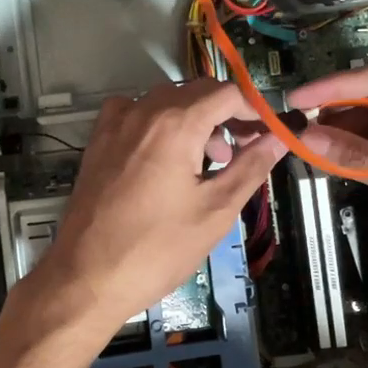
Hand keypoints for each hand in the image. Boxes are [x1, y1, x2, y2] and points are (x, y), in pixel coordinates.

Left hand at [27, 80, 285, 332]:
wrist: (87, 276)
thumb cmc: (156, 249)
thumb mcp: (215, 211)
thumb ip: (251, 166)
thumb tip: (280, 137)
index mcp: (174, 122)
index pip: (226, 92)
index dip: (254, 107)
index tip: (270, 131)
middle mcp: (142, 110)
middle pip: (196, 92)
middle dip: (227, 113)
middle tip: (247, 147)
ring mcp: (115, 122)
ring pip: (166, 101)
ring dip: (195, 119)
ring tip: (211, 161)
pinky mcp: (98, 139)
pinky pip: (137, 113)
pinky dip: (160, 123)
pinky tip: (167, 157)